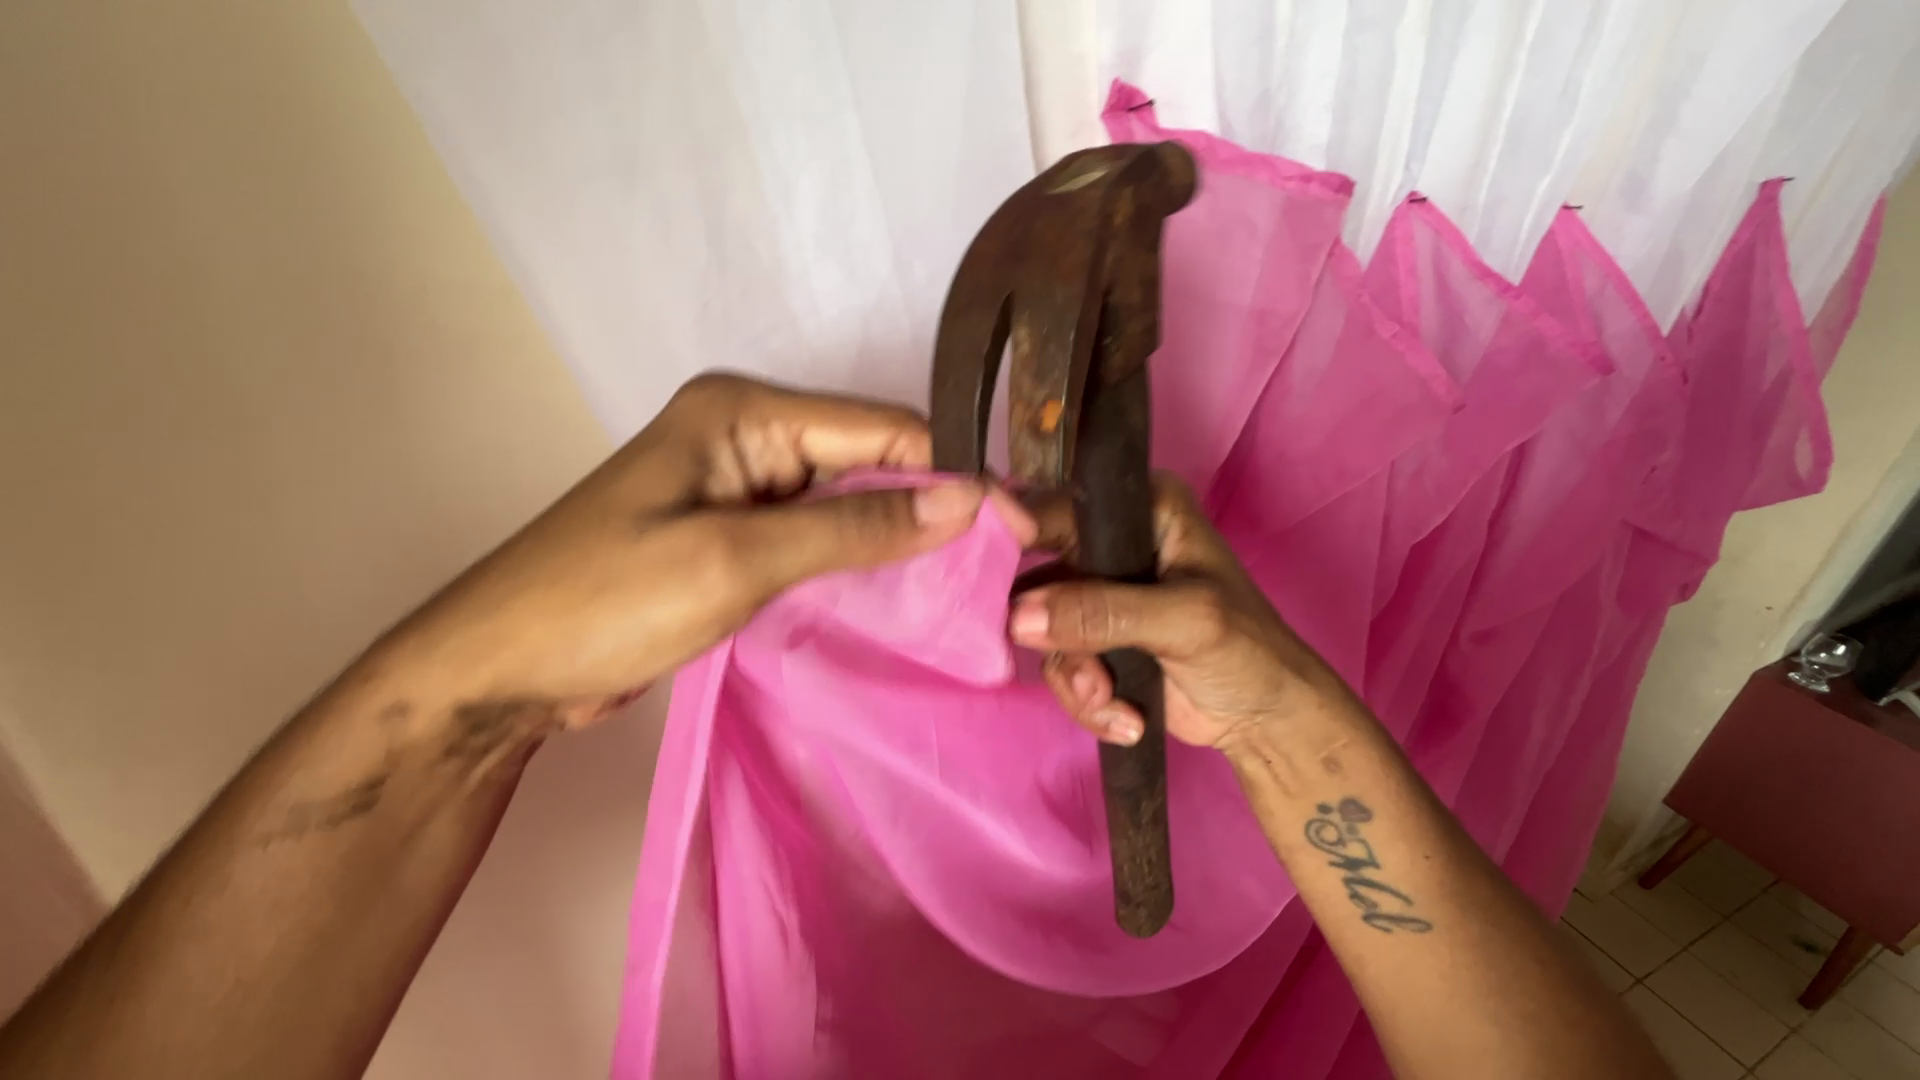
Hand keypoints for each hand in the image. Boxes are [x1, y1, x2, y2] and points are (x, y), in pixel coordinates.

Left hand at [387, 372, 1029, 733]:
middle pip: (871, 460)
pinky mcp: (738, 530)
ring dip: (904, 535)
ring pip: (851, 499)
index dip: (956, 476)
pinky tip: (908, 589)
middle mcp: (749, 432)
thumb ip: (854, 528)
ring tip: (978, 579)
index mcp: (743, 411)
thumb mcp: (737, 560)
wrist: (501, 670)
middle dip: (937, 505)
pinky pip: (821, 533)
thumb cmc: (606, 603)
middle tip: (1010, 560)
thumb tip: (966, 501)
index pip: (880, 430)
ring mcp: (743, 483)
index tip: (1022, 528)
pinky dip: (863, 558)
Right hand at [1009, 474, 1359, 754]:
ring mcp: (1095, 592)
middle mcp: (1107, 541)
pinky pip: (1056, 662)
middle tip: (1077, 666)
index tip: (988, 581)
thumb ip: (1103, 613)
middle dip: (1048, 628)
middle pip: (1032, 568)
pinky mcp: (1089, 638)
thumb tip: (1017, 619)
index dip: (1015, 538)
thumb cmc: (1246, 650)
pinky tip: (1126, 718)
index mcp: (1139, 507)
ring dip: (1074, 674)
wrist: (1264, 720)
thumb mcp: (1184, 621)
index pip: (1055, 507)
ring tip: (1111, 699)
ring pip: (1037, 626)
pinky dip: (1084, 697)